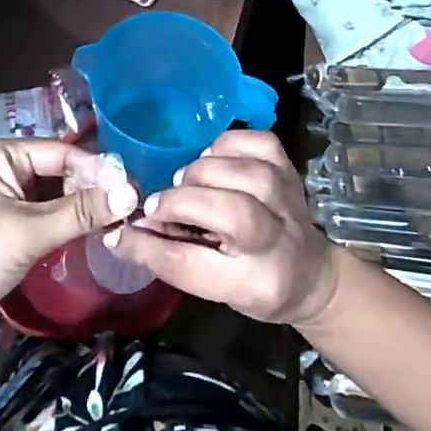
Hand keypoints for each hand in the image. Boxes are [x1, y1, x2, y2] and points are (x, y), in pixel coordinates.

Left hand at [0, 139, 137, 335]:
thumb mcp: (28, 232)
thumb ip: (81, 212)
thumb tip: (133, 193)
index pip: (59, 151)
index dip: (98, 168)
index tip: (137, 187)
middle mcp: (0, 171)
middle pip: (57, 172)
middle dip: (92, 189)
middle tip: (135, 207)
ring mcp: (1, 202)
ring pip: (53, 198)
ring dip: (83, 209)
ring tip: (124, 221)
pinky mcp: (4, 231)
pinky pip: (43, 219)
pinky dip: (67, 226)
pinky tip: (97, 234)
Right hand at [106, 129, 337, 325]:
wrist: (311, 275)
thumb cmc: (252, 284)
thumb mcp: (212, 287)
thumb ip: (170, 257)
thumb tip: (120, 230)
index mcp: (254, 284)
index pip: (194, 266)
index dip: (149, 246)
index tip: (120, 231)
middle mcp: (278, 243)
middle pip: (235, 214)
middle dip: (184, 202)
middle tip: (156, 204)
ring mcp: (289, 202)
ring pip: (250, 174)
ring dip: (204, 171)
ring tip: (184, 181)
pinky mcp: (289, 171)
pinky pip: (260, 144)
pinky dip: (228, 143)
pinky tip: (211, 156)